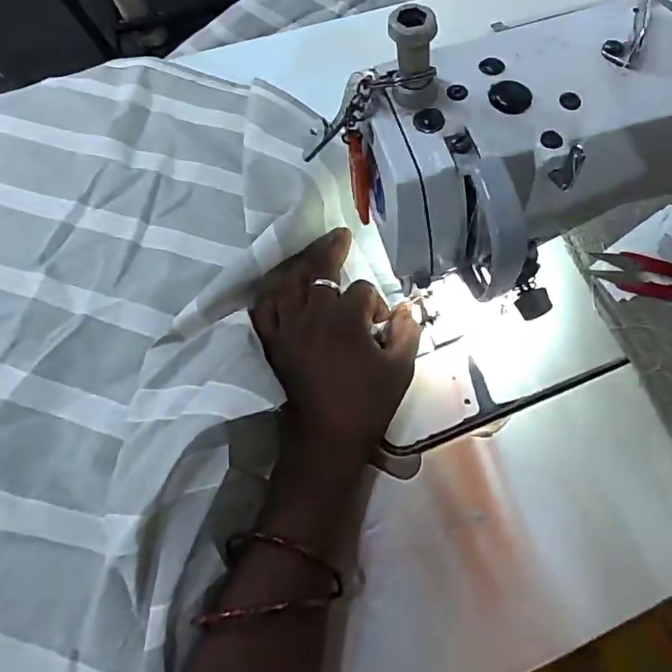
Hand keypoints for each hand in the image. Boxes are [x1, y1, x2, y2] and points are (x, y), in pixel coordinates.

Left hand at [249, 229, 421, 461]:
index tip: (383, 323)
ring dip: (302, 266)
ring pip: (289, 283)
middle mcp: (312, 314)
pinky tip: (280, 289)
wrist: (327, 437)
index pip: (363, 290)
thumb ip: (407, 333)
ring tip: (312, 256)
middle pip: (319, 269)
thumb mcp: (401, 369)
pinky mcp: (273, 343)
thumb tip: (406, 309)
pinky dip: (271, 296)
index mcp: (345, 319)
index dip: (377, 302)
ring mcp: (287, 327)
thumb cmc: (367, 404)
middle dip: (332, 248)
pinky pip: (264, 309)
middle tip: (340, 234)